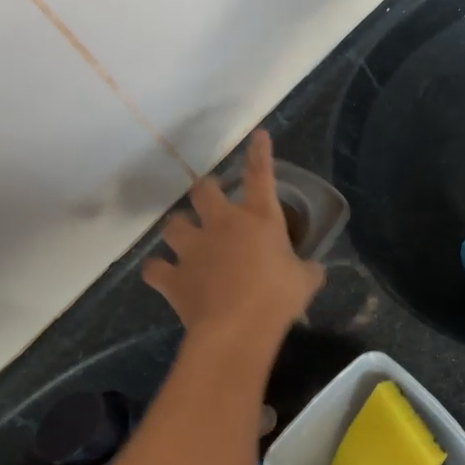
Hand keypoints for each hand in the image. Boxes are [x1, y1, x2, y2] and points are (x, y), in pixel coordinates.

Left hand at [144, 129, 324, 341]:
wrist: (236, 329)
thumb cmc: (278, 297)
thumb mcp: (306, 280)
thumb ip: (306, 268)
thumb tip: (310, 269)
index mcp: (261, 218)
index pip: (261, 175)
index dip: (260, 152)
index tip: (257, 135)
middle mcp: (224, 224)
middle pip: (204, 191)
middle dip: (205, 191)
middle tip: (210, 200)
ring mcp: (194, 248)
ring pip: (173, 224)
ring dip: (179, 228)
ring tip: (185, 236)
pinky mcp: (173, 276)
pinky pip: (155, 268)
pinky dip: (159, 269)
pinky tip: (164, 273)